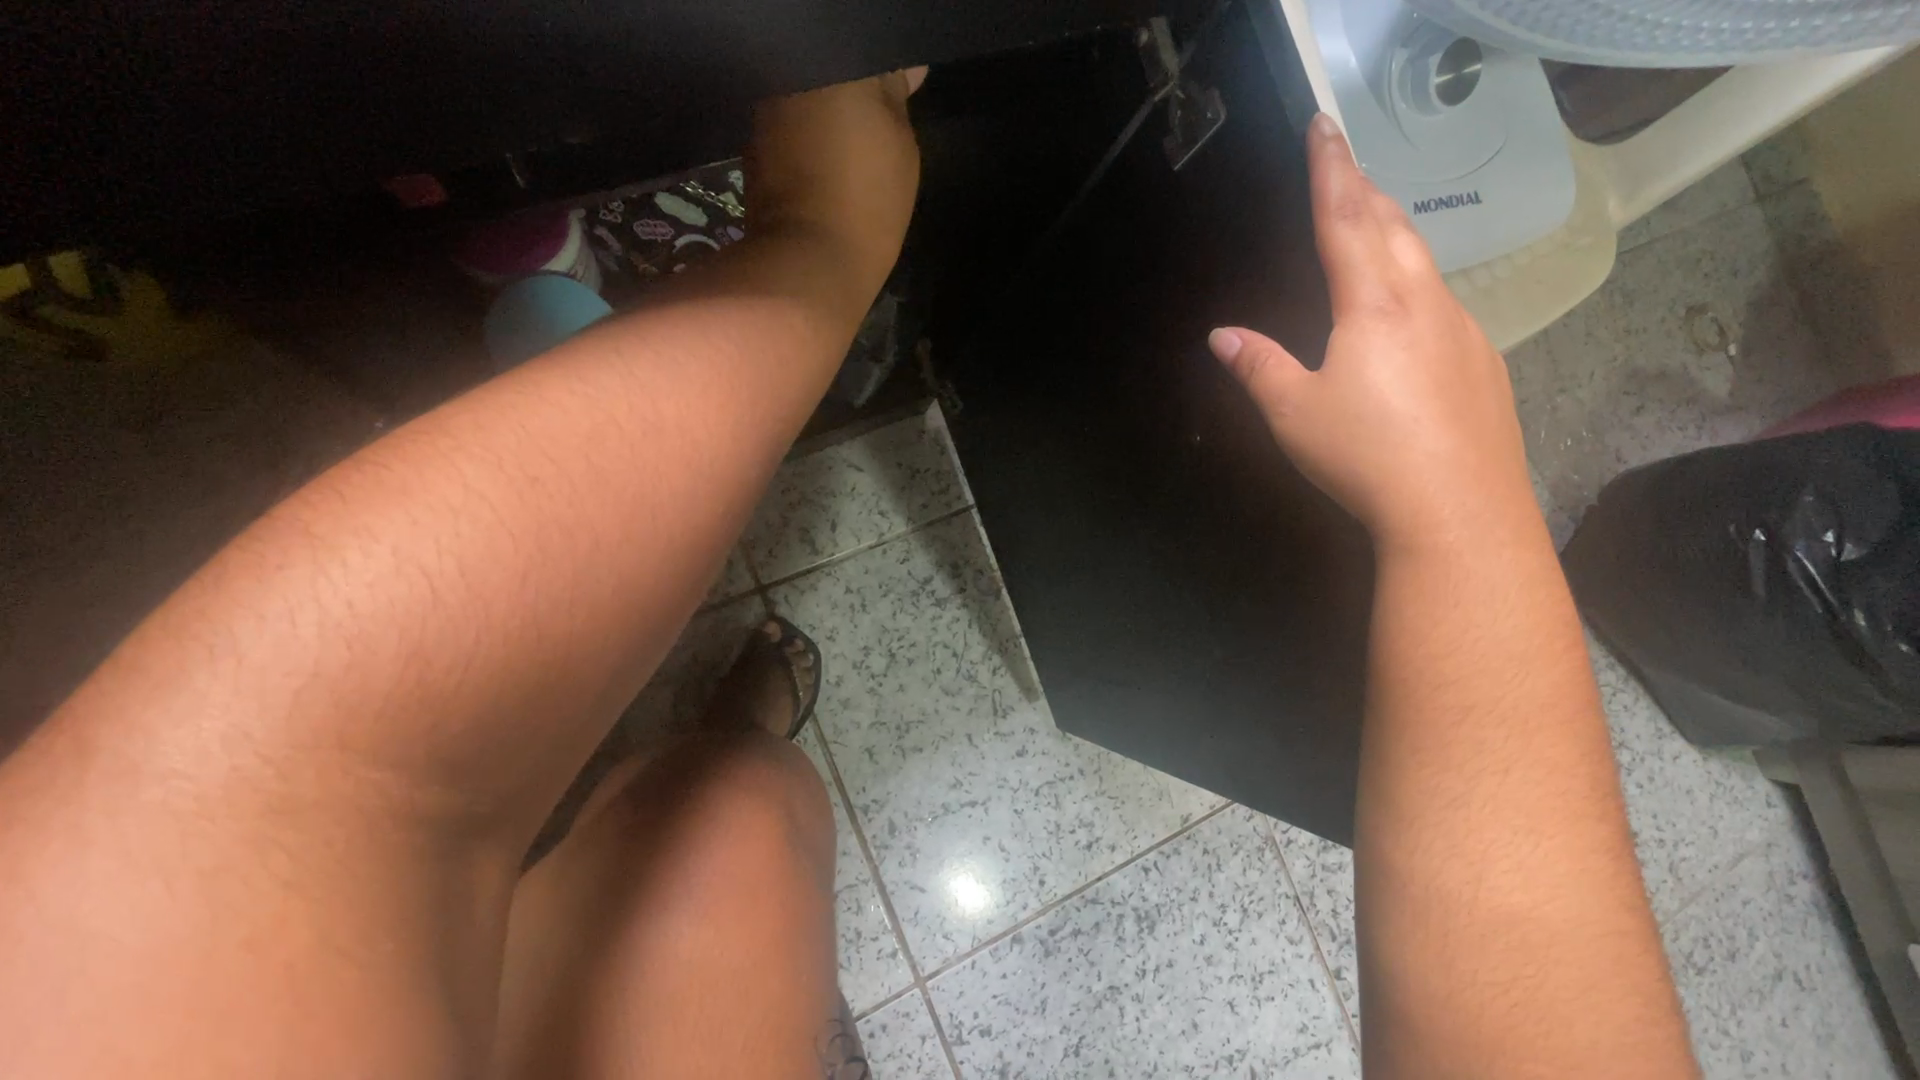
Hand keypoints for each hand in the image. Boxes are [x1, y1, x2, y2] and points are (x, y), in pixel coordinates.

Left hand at [746, 69, 924, 291]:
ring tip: (859, 156)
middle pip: (830, 73)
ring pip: (808, 102)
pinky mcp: (755, 155)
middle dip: (856, 96)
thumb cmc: (866, 201)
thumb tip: (905, 67)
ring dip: (832, 120)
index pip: (865, 54)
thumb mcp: (901, 146)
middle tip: (884, 131)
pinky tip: (831, 174)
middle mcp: (788, 83)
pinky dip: (811, 145)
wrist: (810, 266)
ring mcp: (765, 118)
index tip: (904, 101)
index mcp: (829, 70)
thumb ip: (896, 97)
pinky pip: (791, 133)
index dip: (888, 77)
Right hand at [1209, 114, 1536, 554]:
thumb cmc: (1365, 456)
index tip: (1325, 126)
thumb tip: (1221, 334)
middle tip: (1347, 164)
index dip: (1331, 171)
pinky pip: (1445, 304)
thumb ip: (1258, 366)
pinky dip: (1419, 283)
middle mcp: (1425, 304)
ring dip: (1395, 232)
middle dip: (1366, 190)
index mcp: (1374, 306)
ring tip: (1376, 221)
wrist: (1458, 510)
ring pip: (1425, 263)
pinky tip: (1412, 309)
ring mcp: (1463, 332)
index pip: (1346, 221)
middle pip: (1394, 229)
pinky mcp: (1482, 364)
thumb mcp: (1294, 414)